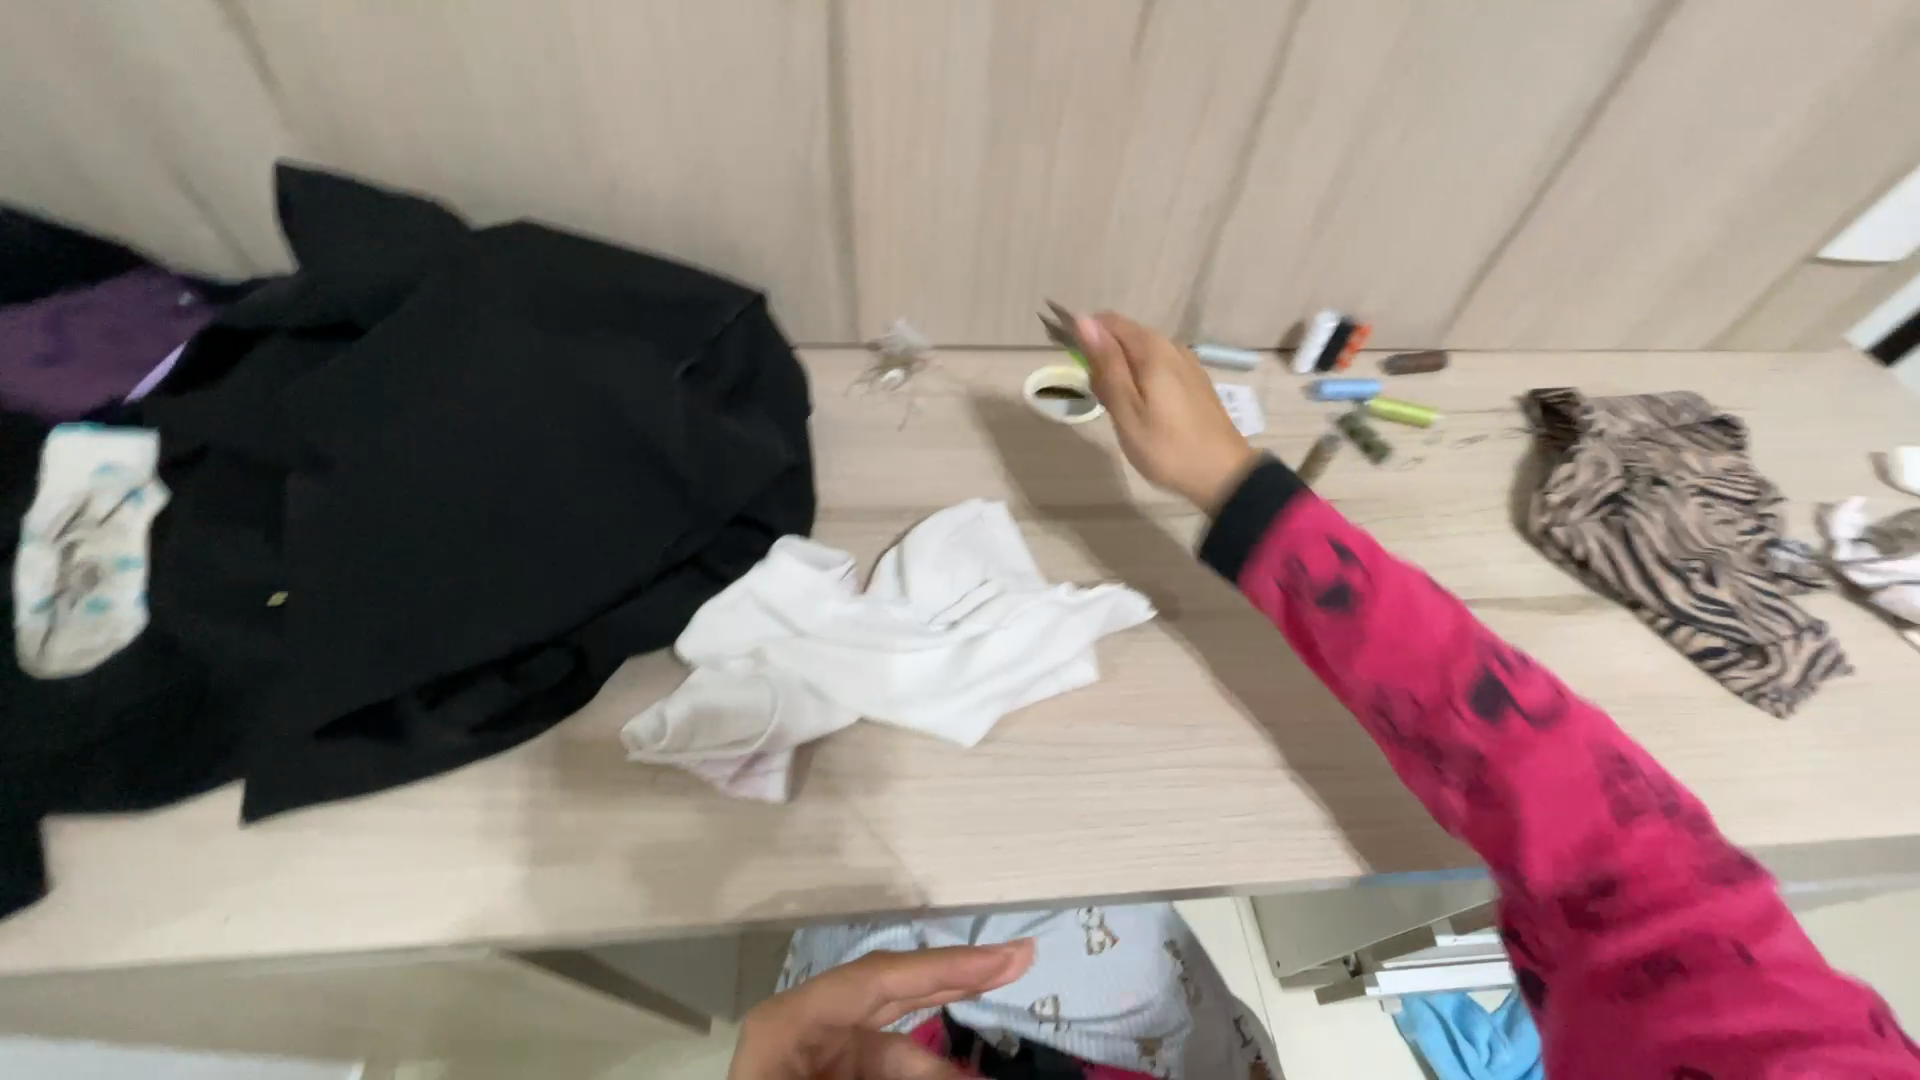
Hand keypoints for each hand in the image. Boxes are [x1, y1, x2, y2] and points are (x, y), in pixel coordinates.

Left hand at [727, 941, 1034, 1078]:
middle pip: (898, 992)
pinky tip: (964, 1077)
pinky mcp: (835, 1079)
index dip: (949, 965)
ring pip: (901, 1048)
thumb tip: (972, 1077)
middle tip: (1019, 958)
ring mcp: (823, 1055)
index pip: (884, 977)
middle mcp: (812, 1025)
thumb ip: (906, 1075)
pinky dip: (926, 1075)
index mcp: (793, 1020)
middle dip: (960, 979)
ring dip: (948, 1063)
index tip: (1007, 957)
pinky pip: (890, 1070)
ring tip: (990, 1075)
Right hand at [1078, 312, 1260, 513]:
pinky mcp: (1193, 380)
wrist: (1222, 474)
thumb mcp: (1127, 409)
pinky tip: (1141, 409)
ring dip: (1120, 371)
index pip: (1108, 322)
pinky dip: (1139, 379)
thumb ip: (1106, 364)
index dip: (1085, 337)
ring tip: (1118, 410)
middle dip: (1102, 358)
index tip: (1077, 369)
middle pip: (1125, 336)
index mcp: (1152, 349)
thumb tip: (1083, 320)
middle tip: (1100, 399)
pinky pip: (1156, 366)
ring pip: (1140, 353)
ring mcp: (1186, 363)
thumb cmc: (1166, 447)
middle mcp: (1171, 346)